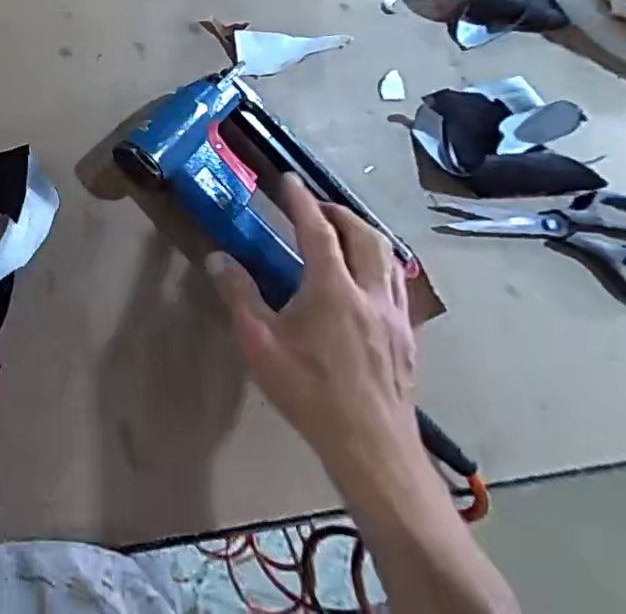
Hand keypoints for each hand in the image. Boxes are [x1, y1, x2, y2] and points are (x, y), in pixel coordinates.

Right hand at [207, 175, 426, 484]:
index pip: (316, 229)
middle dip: (338, 212)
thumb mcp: (260, 345)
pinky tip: (369, 281)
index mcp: (332, 287)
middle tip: (315, 208)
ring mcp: (394, 312)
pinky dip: (382, 264)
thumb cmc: (310, 392)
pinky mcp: (408, 335)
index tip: (289, 179)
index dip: (301, 200)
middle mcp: (369, 290)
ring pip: (388, 255)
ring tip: (344, 235)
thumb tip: (217, 259)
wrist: (371, 445)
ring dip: (364, 234)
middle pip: (362, 233)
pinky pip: (399, 284)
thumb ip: (239, 296)